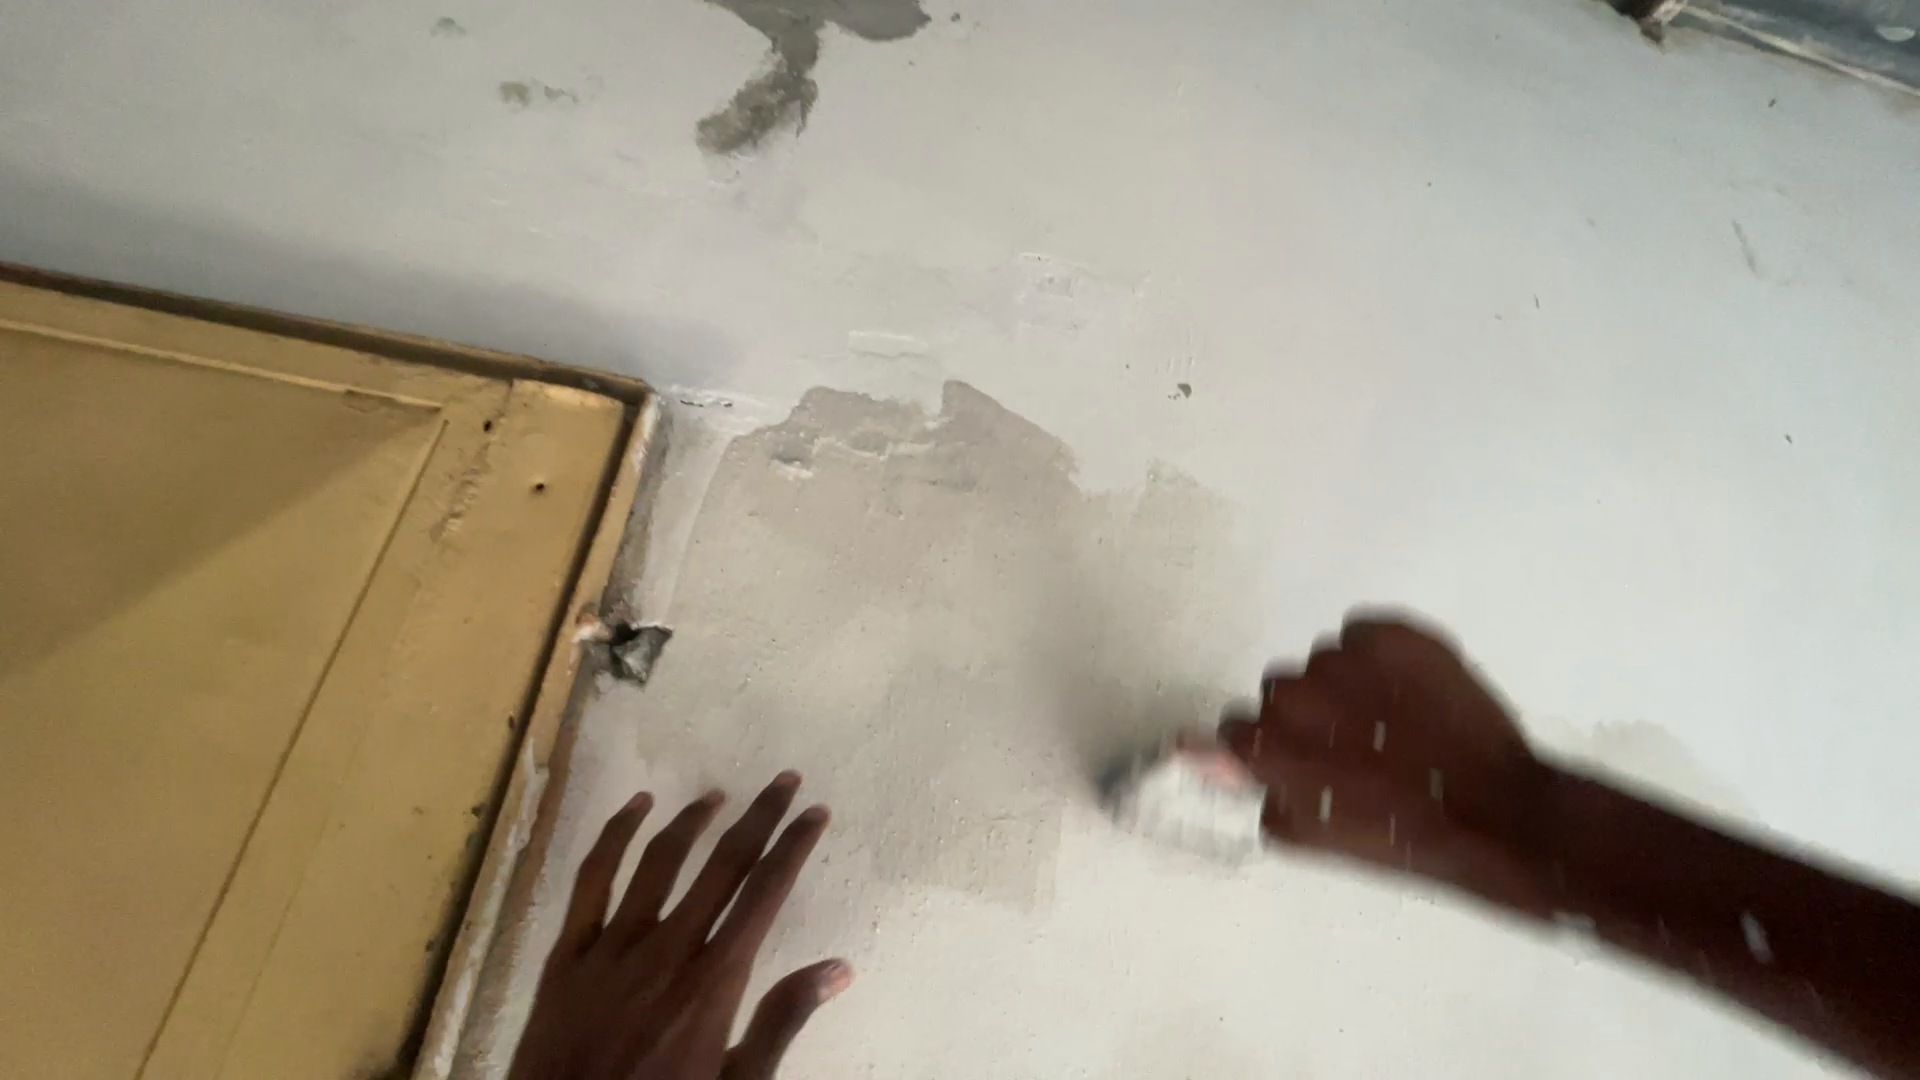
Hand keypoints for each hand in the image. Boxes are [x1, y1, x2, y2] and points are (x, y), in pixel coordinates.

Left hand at [509, 772, 848, 1079]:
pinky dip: (614, 836)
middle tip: (785, 780)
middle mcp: (669, 950)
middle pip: (725, 862)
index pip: (766, 892)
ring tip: (718, 795)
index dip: (795, 845)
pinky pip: (592, 881)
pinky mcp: (568, 955)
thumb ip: (782, 1021)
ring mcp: (613, 947)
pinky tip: (636, 806)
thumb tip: (839, 968)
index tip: (816, 813)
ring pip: (661, 859)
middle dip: (761, 815)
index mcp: (713, 981)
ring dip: (695, 818)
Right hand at [1218, 616, 1559, 910]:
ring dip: (1346, 685)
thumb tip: (1205, 755)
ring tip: (1394, 720)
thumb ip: (1254, 789)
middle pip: (1281, 691)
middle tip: (1355, 745)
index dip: (1269, 745)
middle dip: (1308, 714)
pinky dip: (1379, 656)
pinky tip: (1410, 690)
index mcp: (1267, 739)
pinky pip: (1364, 634)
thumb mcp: (1310, 836)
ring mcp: (1342, 656)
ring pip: (1326, 662)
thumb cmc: (1399, 836)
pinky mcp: (1390, 633)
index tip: (1302, 758)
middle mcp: (1292, 690)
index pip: (1237, 726)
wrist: (1501, 814)